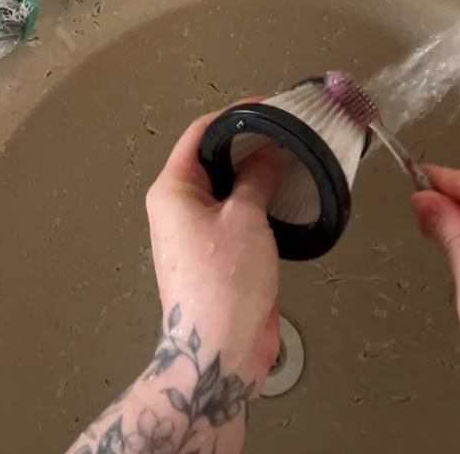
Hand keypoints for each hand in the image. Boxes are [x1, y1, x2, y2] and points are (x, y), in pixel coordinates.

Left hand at [145, 109, 284, 377]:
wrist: (219, 354)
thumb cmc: (223, 285)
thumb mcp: (245, 218)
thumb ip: (256, 177)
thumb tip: (266, 153)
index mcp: (173, 189)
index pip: (200, 133)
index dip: (233, 115)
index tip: (265, 106)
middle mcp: (178, 206)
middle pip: (213, 157)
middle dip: (247, 143)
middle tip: (281, 130)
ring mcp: (196, 230)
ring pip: (227, 187)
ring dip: (255, 173)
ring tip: (287, 158)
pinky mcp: (216, 252)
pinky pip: (236, 213)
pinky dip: (258, 200)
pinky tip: (283, 195)